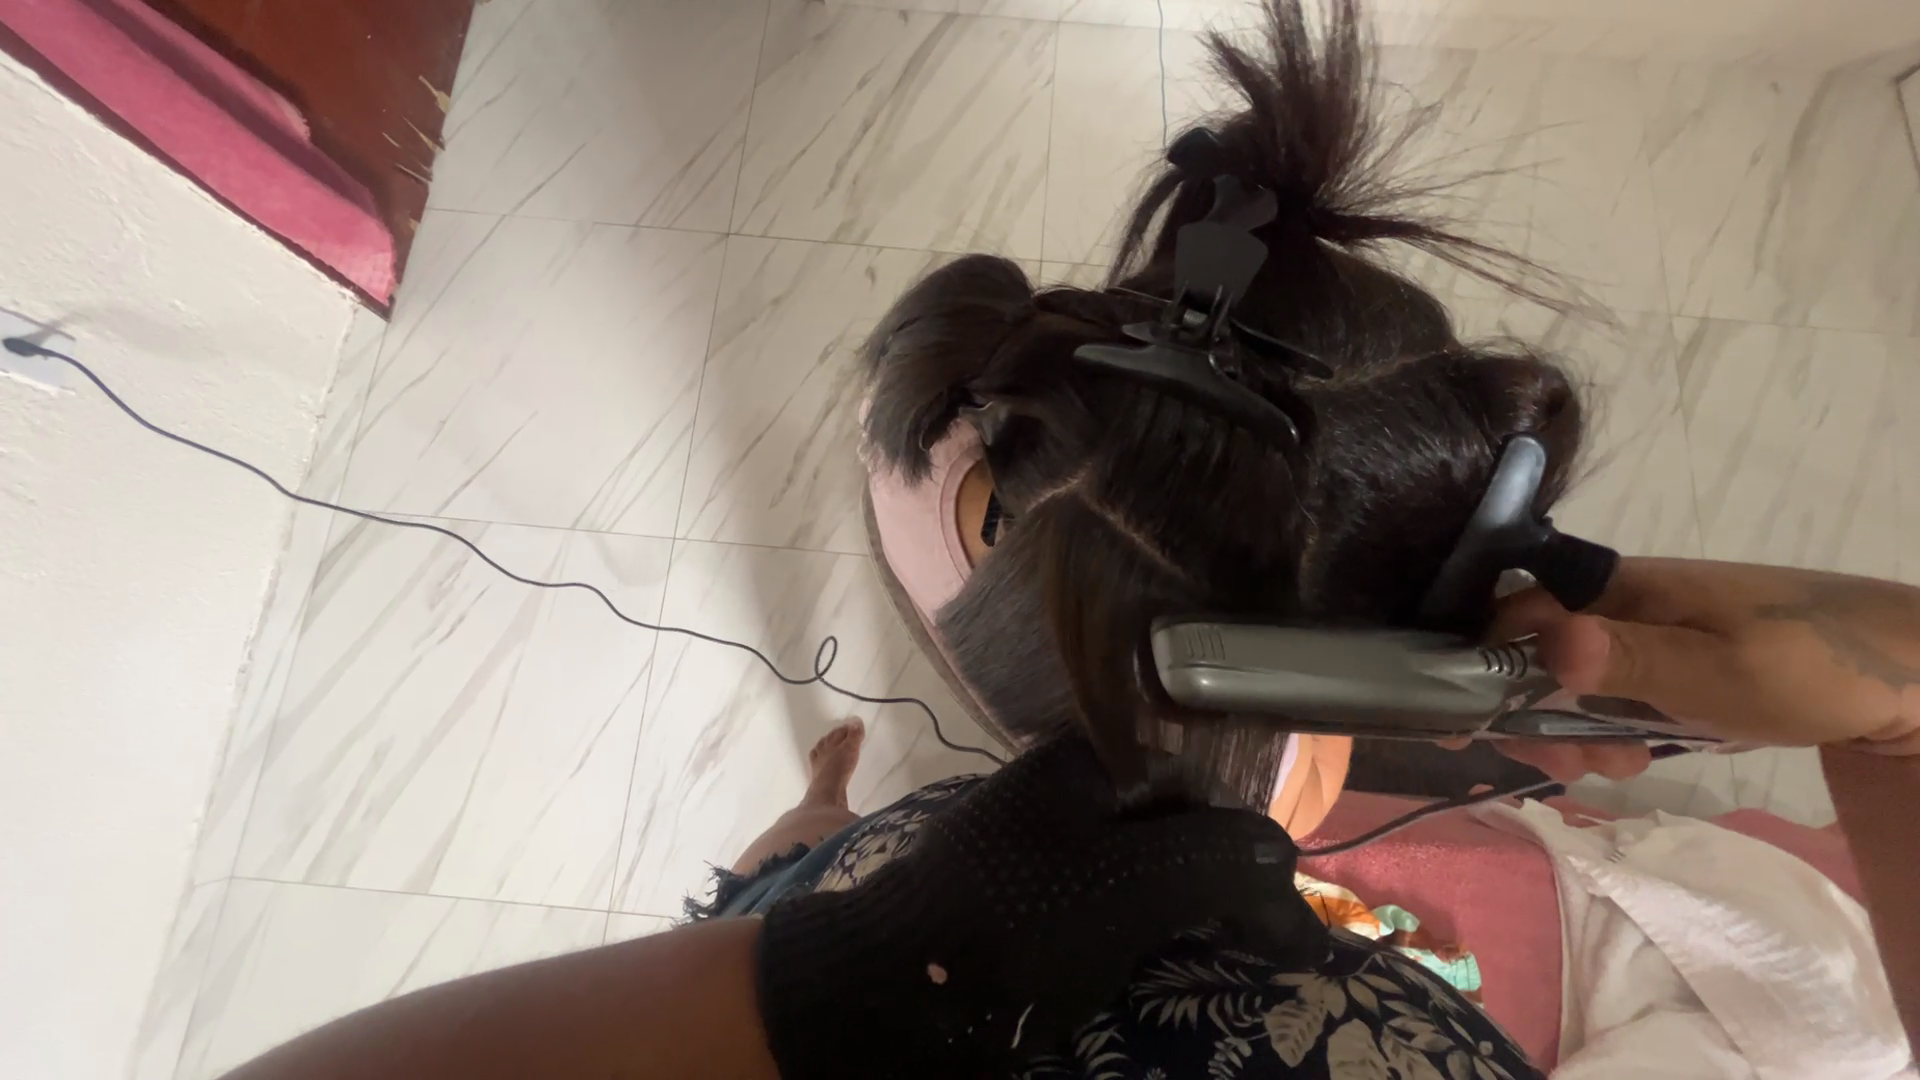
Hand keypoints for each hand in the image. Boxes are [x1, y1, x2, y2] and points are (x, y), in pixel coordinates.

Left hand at [754, 736, 1326, 1077]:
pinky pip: (1101, 896)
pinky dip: (1142, 923)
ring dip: (1182, 903)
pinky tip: (1166, 953)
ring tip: (1231, 950)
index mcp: (1078, 761)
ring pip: (1134, 863)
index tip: (1278, 898)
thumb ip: (1215, 859)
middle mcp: (1056, 788)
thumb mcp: (1131, 883)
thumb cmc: (1017, 917)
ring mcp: (1035, 841)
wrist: (896, 989)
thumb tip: (1284, 859)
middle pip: (1161, 821)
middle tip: (1266, 935)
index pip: (1187, 780)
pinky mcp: (1022, 892)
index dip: (1239, 834)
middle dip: (1215, 873)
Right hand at [1493, 558, 1919, 755]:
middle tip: (1557, 764)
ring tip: (1605, 768)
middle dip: (1525, 714)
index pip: (1506, 616)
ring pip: (1558, 680)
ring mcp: (1629, 634)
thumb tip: (1550, 643)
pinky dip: (1595, 728)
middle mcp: (1604, 605)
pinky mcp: (1654, 662)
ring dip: (1563, 729)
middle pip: (1524, 654)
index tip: (1466, 724)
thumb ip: (1629, 658)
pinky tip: (1624, 756)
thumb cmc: (1815, 667)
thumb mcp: (1722, 670)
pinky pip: (1596, 692)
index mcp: (1607, 589)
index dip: (1473, 666)